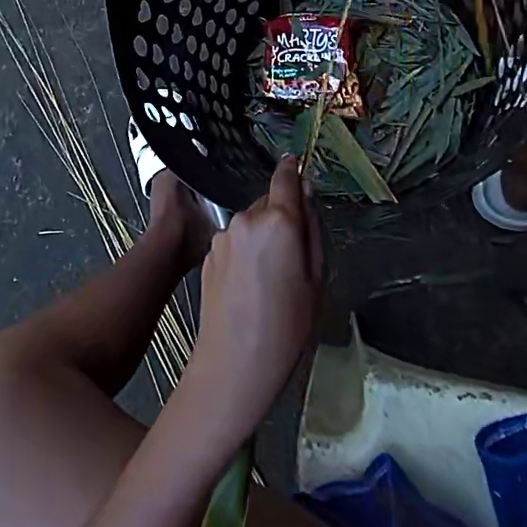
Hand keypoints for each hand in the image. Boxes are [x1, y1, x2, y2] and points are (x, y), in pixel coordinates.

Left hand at [186, 157, 324, 436]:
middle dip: (282, 218)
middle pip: (268, 204)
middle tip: (296, 256)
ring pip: (250, 225)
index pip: (285, 179)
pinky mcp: (209, 256)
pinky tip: (250, 286)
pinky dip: (246, 253)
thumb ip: (312, 231)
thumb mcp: (317, 279)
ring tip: (273, 279)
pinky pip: (235, 243)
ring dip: (263, 237)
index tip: (296, 165)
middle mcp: (245, 220)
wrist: (235, 362)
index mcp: (278, 222)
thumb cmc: (287, 326)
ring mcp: (222, 238)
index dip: (293, 170)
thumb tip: (305, 200)